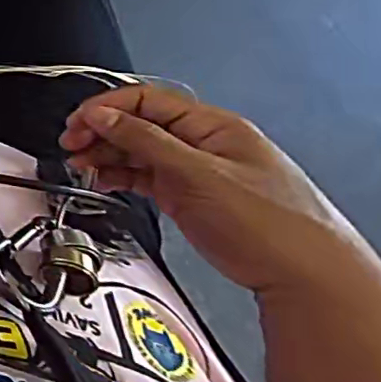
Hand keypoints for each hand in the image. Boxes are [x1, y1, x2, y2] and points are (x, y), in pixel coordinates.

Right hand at [59, 85, 373, 295]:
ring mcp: (195, 170)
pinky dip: (119, 175)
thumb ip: (146, 141)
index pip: (147, 100)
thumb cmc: (275, 227)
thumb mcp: (200, 174)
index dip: (108, 108)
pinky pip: (144, 175)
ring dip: (105, 154)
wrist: (309, 281)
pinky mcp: (189, 196)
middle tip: (72, 143)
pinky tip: (103, 178)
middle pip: (138, 123)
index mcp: (213, 127)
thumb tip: (105, 117)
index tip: (79, 123)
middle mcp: (202, 144)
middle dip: (100, 130)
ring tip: (80, 163)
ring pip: (137, 150)